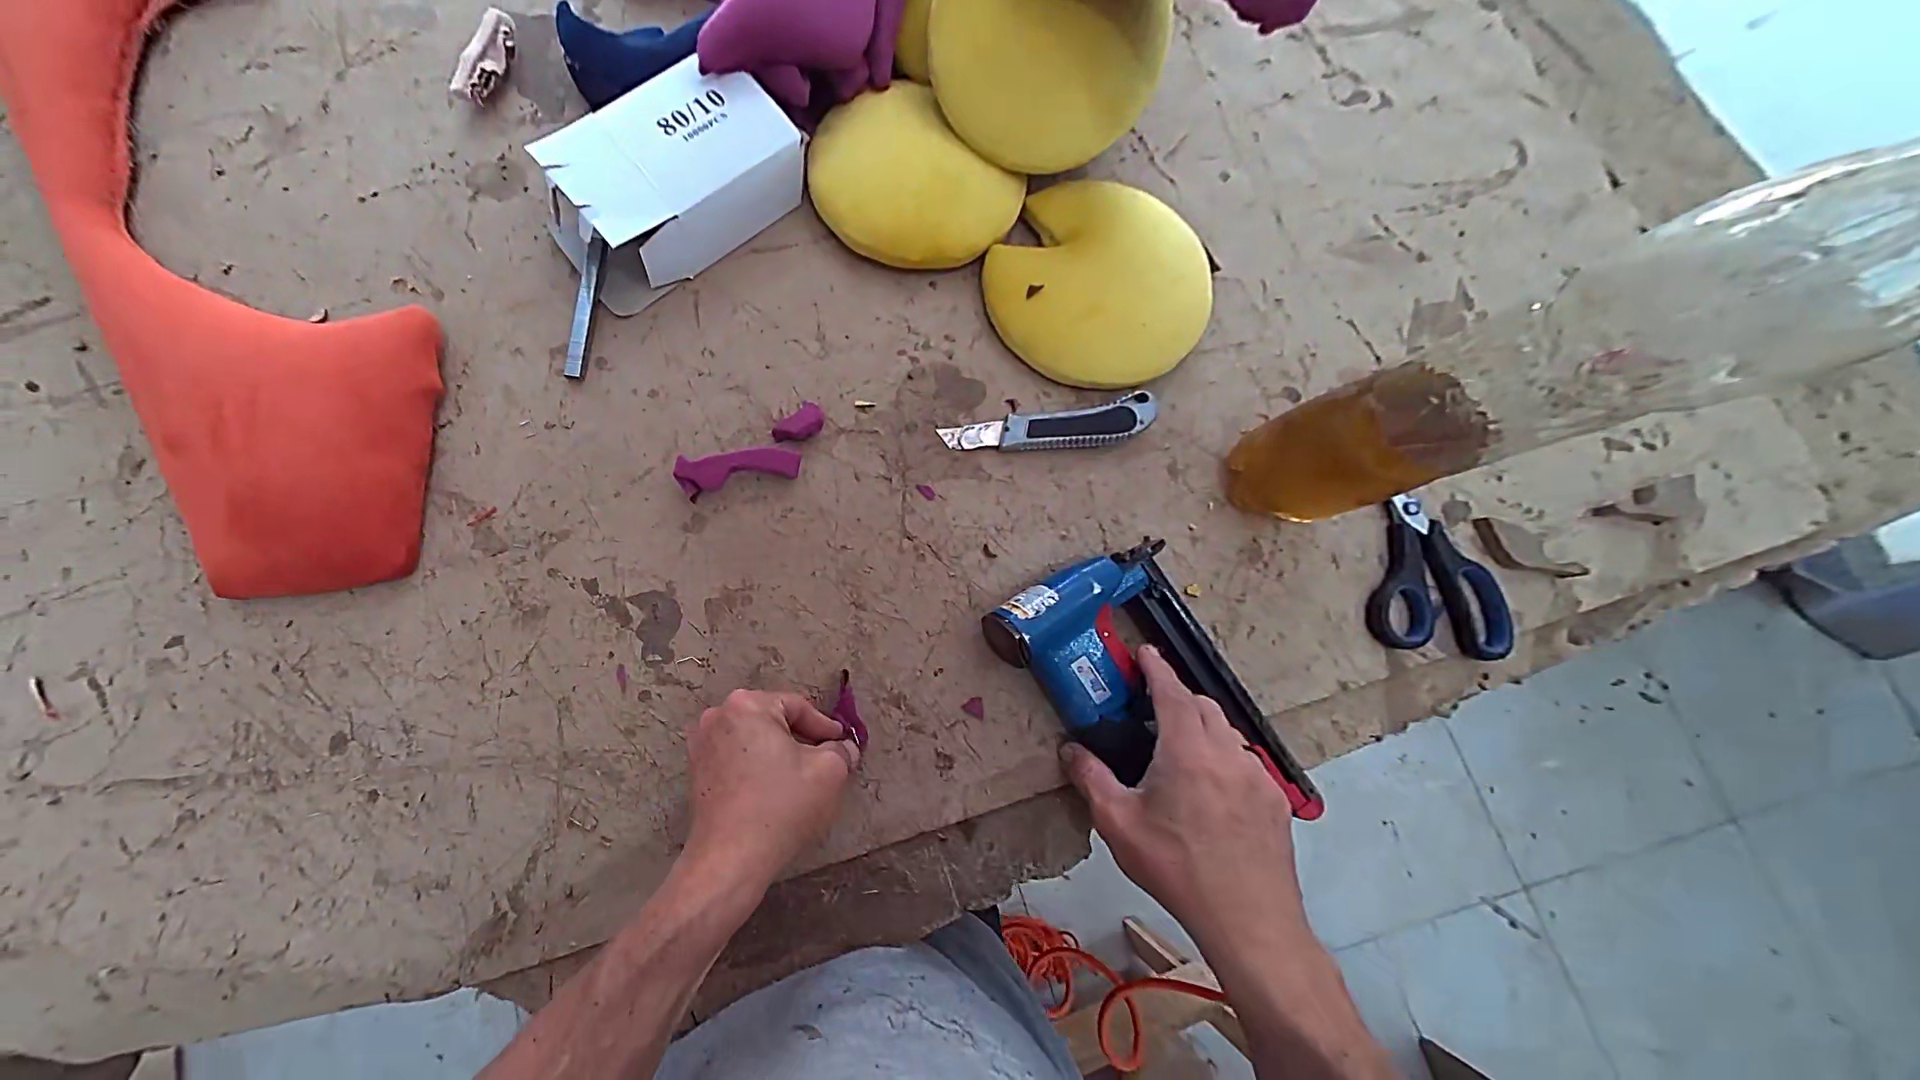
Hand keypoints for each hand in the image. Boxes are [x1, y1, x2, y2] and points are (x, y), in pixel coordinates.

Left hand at [684, 690, 860, 894]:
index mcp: (746, 705)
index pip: (797, 706)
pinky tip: (776, 790)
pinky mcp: (697, 774)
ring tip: (802, 776)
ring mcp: (701, 746)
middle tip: (824, 758)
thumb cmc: (780, 807)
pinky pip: (738, 758)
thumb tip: (845, 747)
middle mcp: (717, 718)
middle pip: (773, 720)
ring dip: (780, 753)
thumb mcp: (829, 771)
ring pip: (755, 740)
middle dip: (801, 738)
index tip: (840, 742)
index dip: (824, 726)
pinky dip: (759, 768)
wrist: (730, 860)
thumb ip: (842, 750)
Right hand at [1059, 646, 1304, 945]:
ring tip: (1180, 749)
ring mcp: (1256, 775)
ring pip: (1227, 732)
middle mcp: (1226, 752)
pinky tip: (1211, 787)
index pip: (1171, 690)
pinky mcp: (1274, 800)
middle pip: (1202, 705)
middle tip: (1153, 705)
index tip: (1145, 651)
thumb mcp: (1118, 823)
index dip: (1156, 667)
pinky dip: (1224, 757)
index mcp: (1186, 749)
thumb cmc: (1177, 868)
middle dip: (1177, 695)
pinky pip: (1245, 761)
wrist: (1248, 918)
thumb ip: (1091, 778)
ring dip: (1202, 726)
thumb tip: (1071, 750)